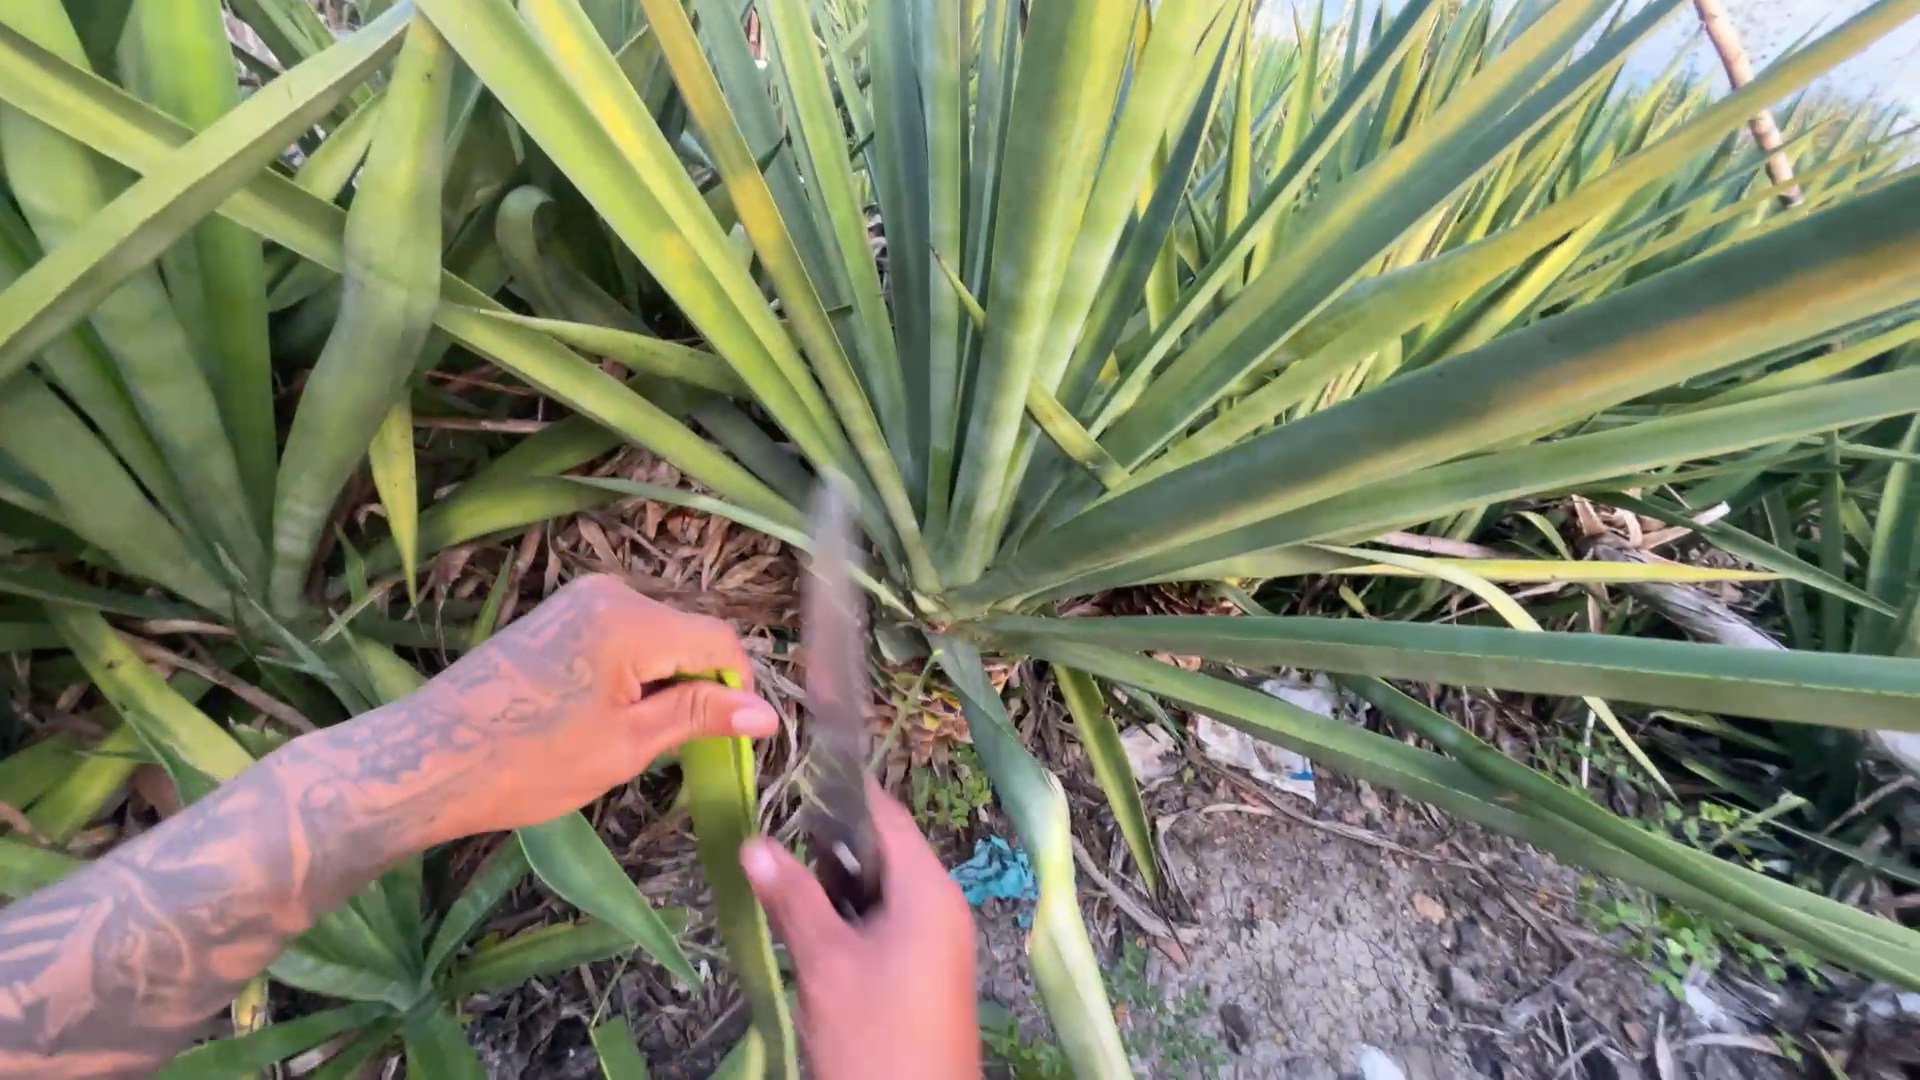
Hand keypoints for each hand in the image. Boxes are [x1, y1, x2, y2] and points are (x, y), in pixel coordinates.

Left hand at [389, 574, 778, 841]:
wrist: (419, 761)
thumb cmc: (527, 763)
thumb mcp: (626, 744)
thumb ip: (701, 716)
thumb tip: (767, 714)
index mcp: (631, 620)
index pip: (720, 640)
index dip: (736, 686)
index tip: (726, 733)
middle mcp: (612, 592)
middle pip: (690, 634)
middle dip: (697, 683)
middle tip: (673, 741)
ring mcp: (582, 598)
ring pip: (661, 634)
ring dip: (666, 677)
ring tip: (632, 729)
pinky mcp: (563, 611)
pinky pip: (627, 632)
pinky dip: (636, 668)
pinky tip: (605, 708)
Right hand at [740, 782, 978, 1079]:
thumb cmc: (874, 1036)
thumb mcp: (826, 963)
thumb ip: (793, 898)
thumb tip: (754, 843)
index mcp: (928, 887)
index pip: (888, 817)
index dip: (848, 794)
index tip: (805, 776)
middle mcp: (942, 901)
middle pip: (887, 851)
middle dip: (837, 846)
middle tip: (785, 843)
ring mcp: (940, 936)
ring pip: (887, 887)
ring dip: (843, 884)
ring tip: (794, 884)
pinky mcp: (930, 965)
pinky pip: (894, 918)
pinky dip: (858, 913)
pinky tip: (822, 929)